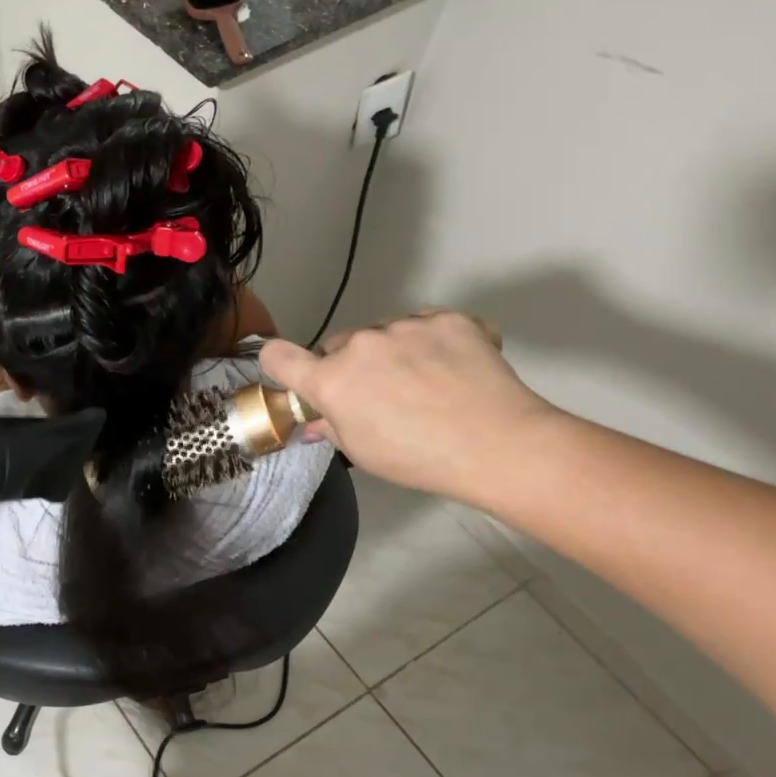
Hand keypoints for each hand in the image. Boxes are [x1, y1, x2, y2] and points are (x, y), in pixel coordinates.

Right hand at [259, 310, 559, 503]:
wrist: (497, 443)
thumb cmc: (417, 458)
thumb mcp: (362, 452)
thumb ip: (331, 427)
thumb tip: (316, 422)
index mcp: (331, 380)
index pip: (279, 356)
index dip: (278, 363)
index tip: (293, 375)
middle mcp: (361, 345)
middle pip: (338, 345)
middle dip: (348, 365)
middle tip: (376, 394)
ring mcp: (406, 326)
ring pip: (384, 333)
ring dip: (391, 351)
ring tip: (424, 382)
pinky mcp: (449, 318)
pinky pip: (425, 324)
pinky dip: (430, 341)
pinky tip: (450, 367)